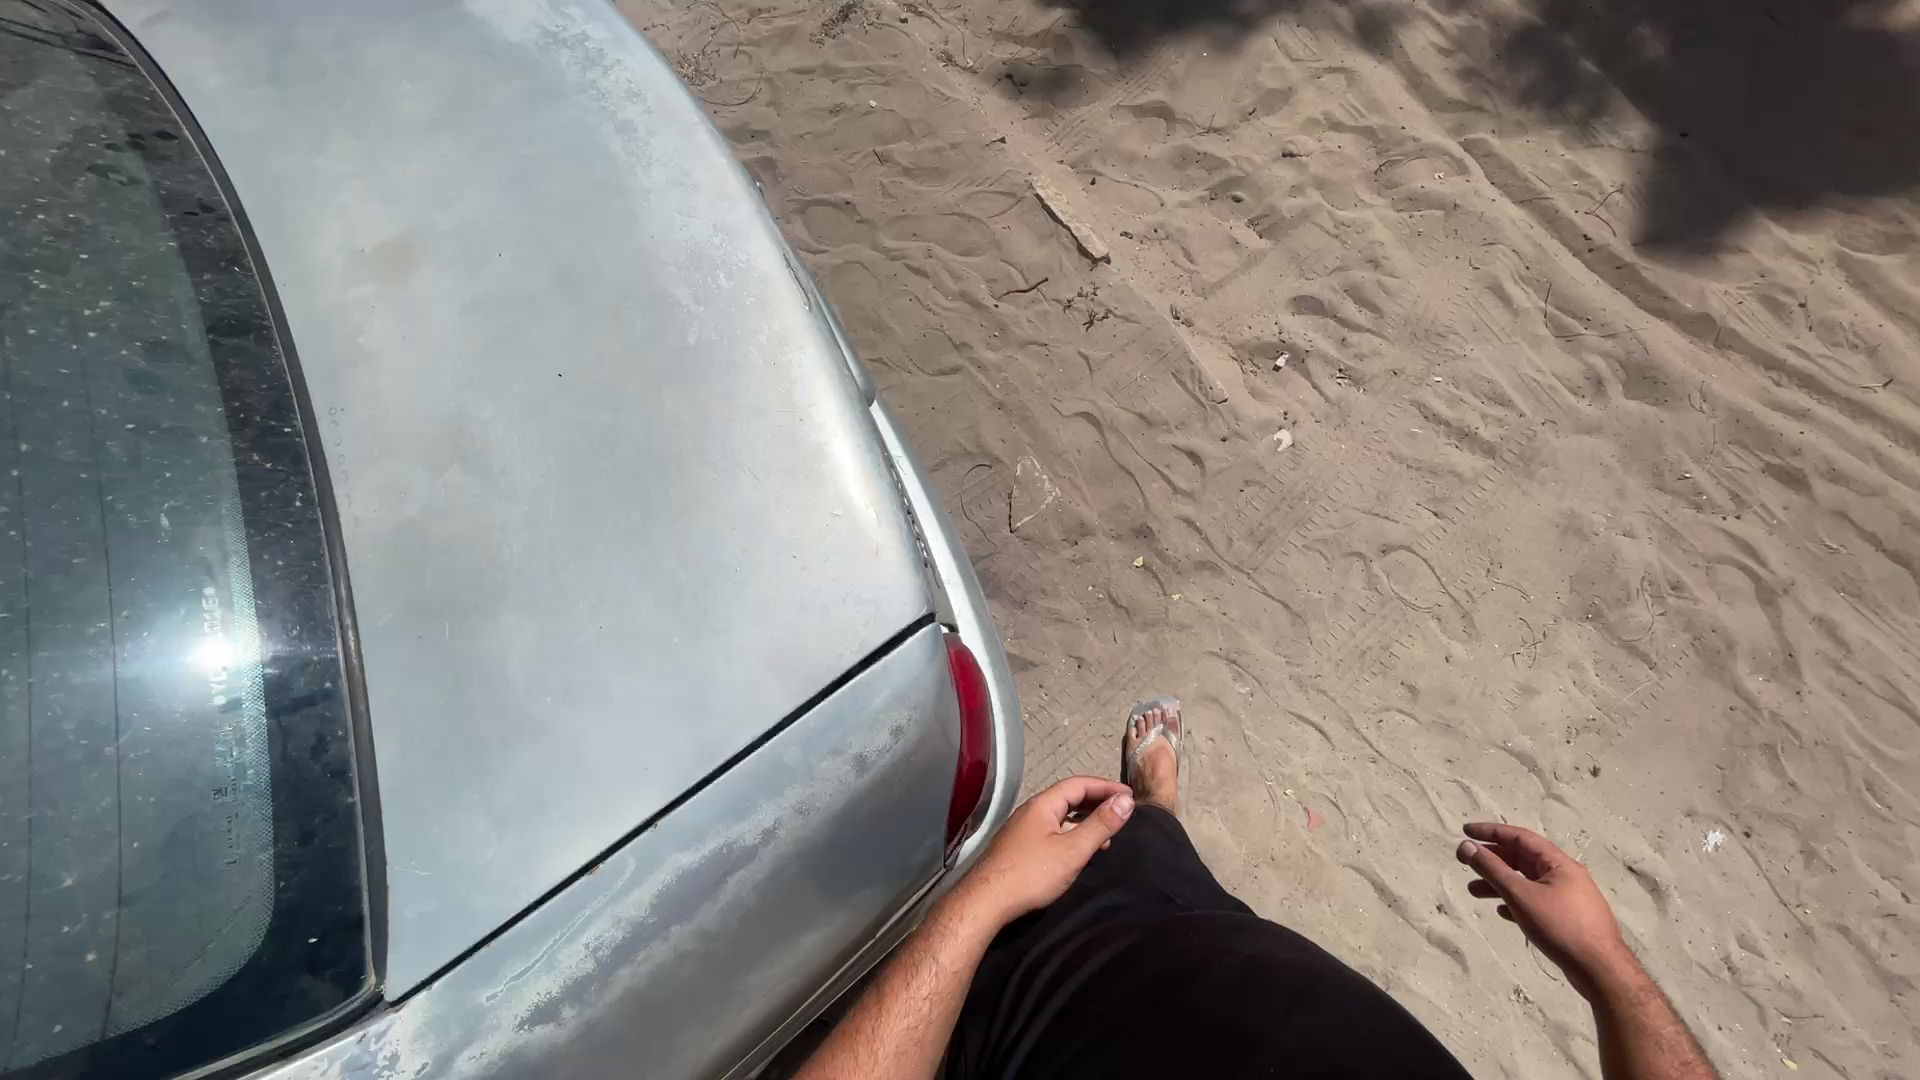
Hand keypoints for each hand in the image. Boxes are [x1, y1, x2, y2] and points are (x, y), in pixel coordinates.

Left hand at [947, 776, 1133, 929]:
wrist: (987, 900)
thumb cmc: (1031, 873)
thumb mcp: (1072, 850)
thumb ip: (1099, 825)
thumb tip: (1125, 802)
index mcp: (1043, 804)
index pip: (1079, 784)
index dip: (1105, 787)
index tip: (1129, 795)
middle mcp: (1032, 810)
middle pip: (1068, 797)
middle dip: (1096, 801)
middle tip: (1121, 810)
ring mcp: (1023, 828)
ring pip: (1060, 816)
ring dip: (1085, 819)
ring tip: (1107, 833)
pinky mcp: (1019, 846)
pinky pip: (1052, 830)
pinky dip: (1072, 833)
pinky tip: (1080, 851)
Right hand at [1457, 822, 1634, 999]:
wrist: (1602, 973)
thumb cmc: (1560, 926)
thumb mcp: (1520, 894)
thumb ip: (1491, 868)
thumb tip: (1466, 846)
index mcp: (1558, 864)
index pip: (1519, 837)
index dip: (1490, 831)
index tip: (1465, 832)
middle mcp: (1565, 876)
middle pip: (1521, 858)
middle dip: (1491, 859)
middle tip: (1465, 862)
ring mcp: (1568, 898)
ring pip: (1526, 881)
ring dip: (1499, 882)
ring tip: (1474, 892)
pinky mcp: (1568, 918)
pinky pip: (1535, 900)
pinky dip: (1515, 900)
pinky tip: (1503, 912)